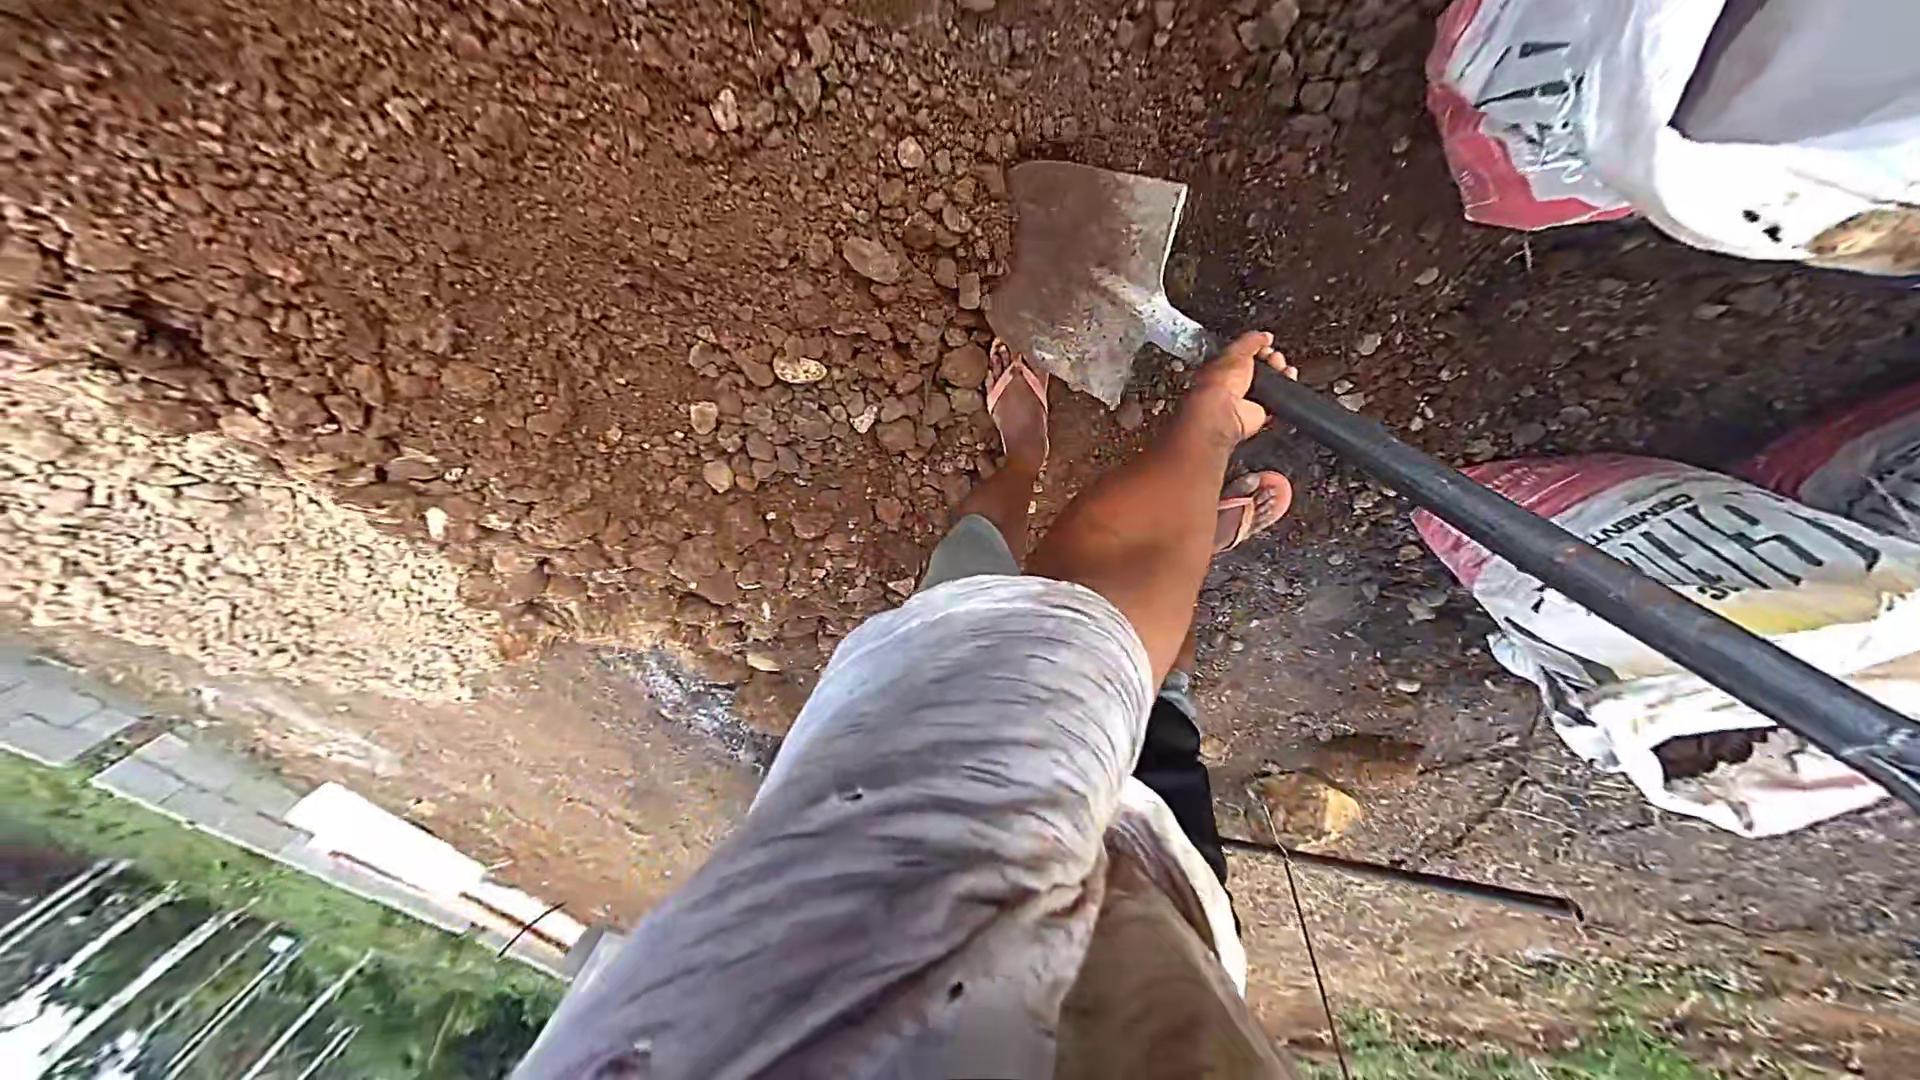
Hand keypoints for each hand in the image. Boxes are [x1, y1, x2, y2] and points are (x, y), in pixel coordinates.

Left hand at [1183, 331, 1297, 445]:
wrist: (1224, 411)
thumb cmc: (1220, 382)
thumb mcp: (1236, 351)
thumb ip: (1251, 341)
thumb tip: (1265, 336)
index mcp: (1223, 367)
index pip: (1244, 355)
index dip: (1258, 348)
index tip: (1266, 344)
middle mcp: (1234, 384)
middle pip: (1261, 368)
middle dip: (1273, 360)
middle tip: (1274, 359)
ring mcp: (1246, 400)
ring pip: (1270, 383)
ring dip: (1281, 373)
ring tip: (1283, 369)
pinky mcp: (1258, 413)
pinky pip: (1276, 401)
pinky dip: (1285, 391)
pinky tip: (1288, 380)